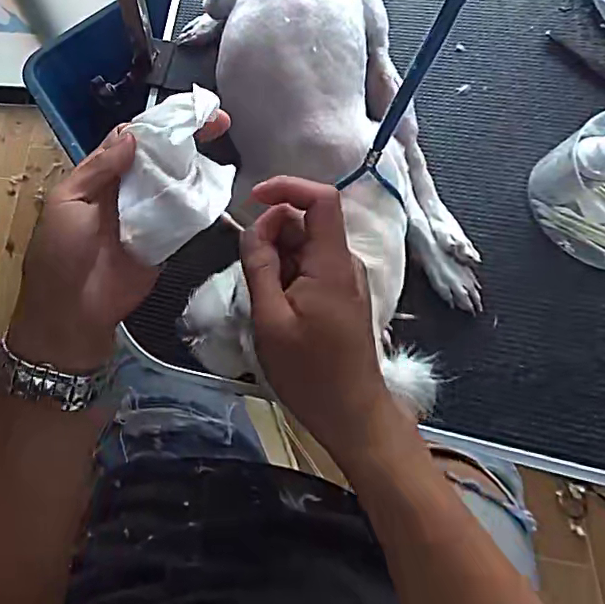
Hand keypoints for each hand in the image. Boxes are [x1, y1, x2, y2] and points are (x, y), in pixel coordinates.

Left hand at [9, 114, 228, 371]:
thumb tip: (132, 135)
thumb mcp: (67, 203)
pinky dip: (200, 200)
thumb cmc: (59, 254)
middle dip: (187, 137)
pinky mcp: (165, 240)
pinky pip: (185, 215)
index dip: (158, 123)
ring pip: (176, 181)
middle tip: (218, 121)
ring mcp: (148, 215)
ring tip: (223, 144)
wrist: (71, 315)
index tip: (187, 110)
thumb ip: (99, 169)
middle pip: (160, 156)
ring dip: (197, 163)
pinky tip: (218, 182)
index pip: (131, 139)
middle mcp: (126, 190)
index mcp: (99, 176)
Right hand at [240, 176, 408, 458]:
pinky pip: (309, 264)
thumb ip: (260, 267)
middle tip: (251, 270)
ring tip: (263, 297)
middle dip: (271, 233)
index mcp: (331, 264)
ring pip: (304, 244)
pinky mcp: (340, 293)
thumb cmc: (310, 373)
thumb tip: (254, 228)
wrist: (354, 416)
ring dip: (276, 256)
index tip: (253, 199)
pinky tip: (276, 305)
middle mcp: (344, 262)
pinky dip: (286, 272)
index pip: (322, 198)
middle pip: (306, 221)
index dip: (287, 187)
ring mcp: (344, 278)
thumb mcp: (271, 320)